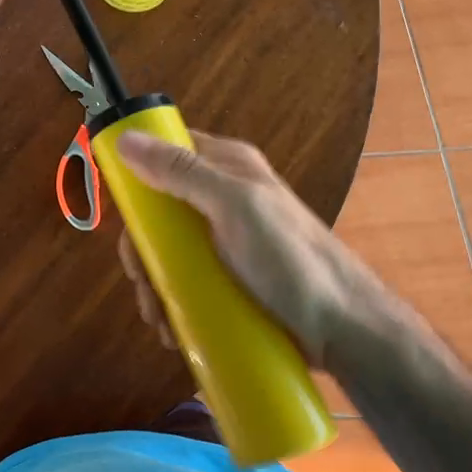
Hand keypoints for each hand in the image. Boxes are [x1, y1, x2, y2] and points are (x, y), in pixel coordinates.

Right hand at [115, 129, 387, 365]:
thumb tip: (124, 138)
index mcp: (226, 168)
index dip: (138, 175)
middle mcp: (222, 199)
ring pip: (167, 253)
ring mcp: (226, 244)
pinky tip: (170, 328)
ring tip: (157, 317)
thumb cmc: (293, 261)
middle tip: (141, 281)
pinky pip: (185, 284)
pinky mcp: (228, 282)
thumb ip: (182, 172)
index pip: (167, 153)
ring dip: (153, 284)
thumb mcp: (235, 207)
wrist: (348, 332)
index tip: (123, 213)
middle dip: (142, 250)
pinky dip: (171, 304)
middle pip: (159, 212)